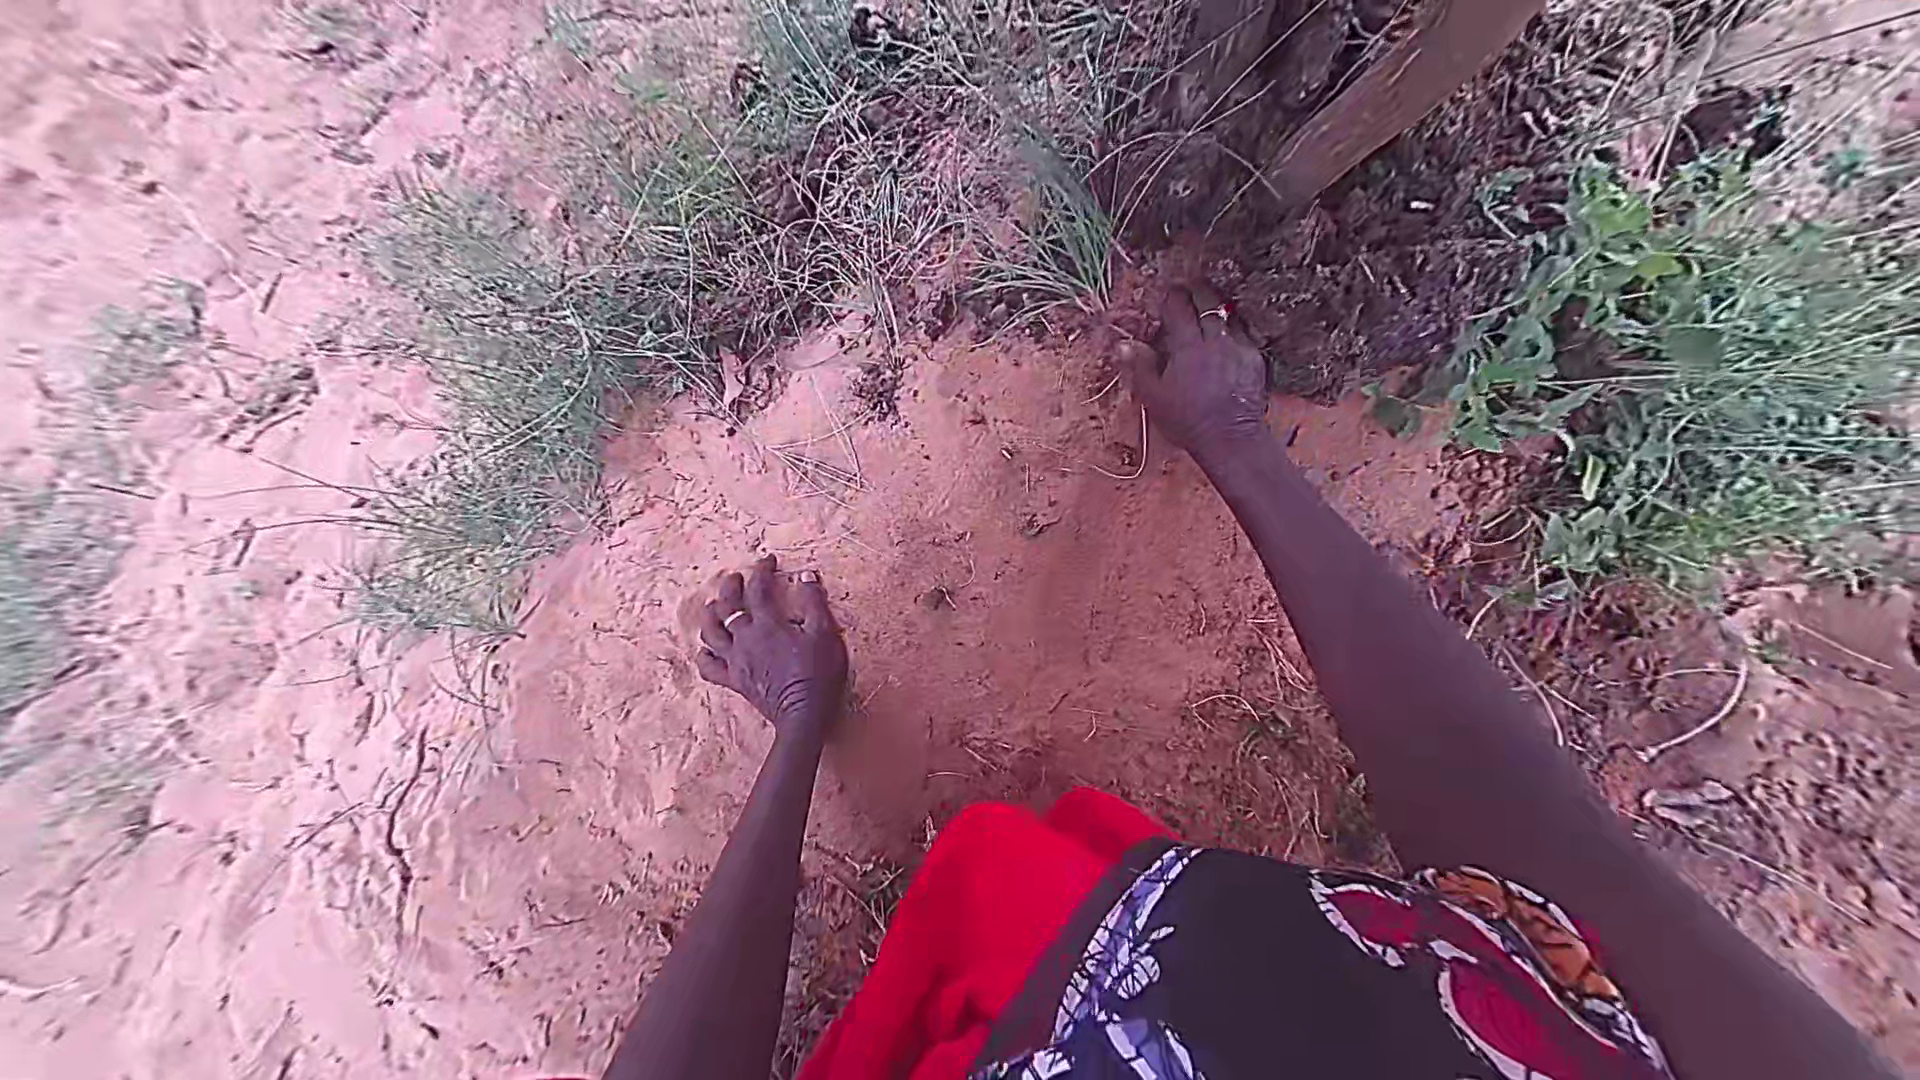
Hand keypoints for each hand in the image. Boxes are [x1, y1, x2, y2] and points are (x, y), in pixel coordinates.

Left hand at [696, 555, 848, 740]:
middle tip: (736, 578)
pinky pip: (709, 667)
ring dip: (710, 615)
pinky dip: (705, 654)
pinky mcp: (734, 681)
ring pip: (710, 632)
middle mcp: (745, 639)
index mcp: (767, 624)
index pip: (758, 589)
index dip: (761, 571)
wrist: (804, 714)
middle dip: (729, 587)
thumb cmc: (818, 673)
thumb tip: (806, 575)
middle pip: (726, 606)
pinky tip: (707, 648)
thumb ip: (814, 601)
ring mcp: (736, 661)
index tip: (768, 560)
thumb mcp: (825, 632)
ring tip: (715, 605)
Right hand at [1127, 283, 1270, 465]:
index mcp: (1187, 347)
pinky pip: (1244, 333)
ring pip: (1229, 313)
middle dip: (1197, 291)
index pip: (1178, 308)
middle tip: (1188, 290)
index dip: (1171, 297)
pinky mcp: (1255, 358)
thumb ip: (1140, 366)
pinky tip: (1228, 336)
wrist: (1228, 437)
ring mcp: (1238, 346)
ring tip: (1209, 308)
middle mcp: (1215, 340)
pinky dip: (1234, 329)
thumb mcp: (1154, 397)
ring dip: (1217, 307)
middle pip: (1208, 301)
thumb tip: (1124, 344)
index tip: (1166, 294)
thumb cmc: (1185, 420)